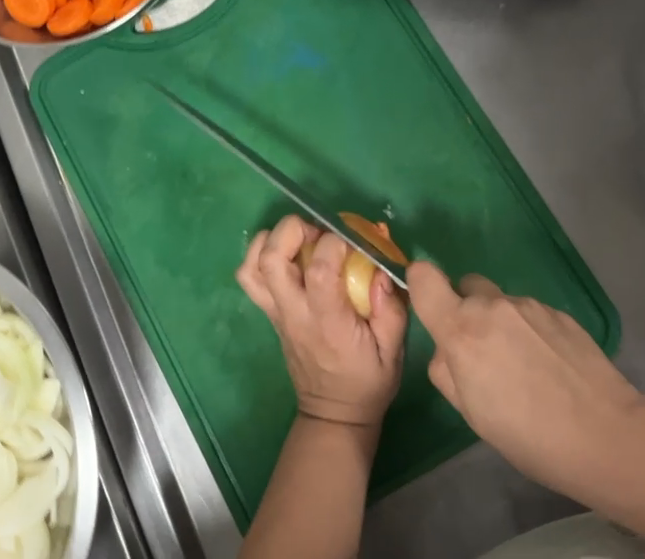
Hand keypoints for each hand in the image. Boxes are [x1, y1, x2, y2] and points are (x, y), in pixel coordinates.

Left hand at [237, 215, 406, 426]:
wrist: (333, 414)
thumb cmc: (368, 382)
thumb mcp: (393, 351)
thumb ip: (391, 310)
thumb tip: (381, 270)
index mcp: (328, 323)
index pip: (318, 271)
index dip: (334, 243)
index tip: (354, 238)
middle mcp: (295, 314)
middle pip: (272, 260)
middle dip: (294, 230)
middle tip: (320, 231)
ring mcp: (277, 313)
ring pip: (253, 266)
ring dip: (272, 240)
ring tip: (301, 238)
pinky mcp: (270, 313)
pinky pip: (250, 278)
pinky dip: (260, 254)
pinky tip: (287, 251)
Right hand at [408, 261, 644, 498]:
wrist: (605, 435)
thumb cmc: (527, 434)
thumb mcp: (470, 413)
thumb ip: (446, 371)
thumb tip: (448, 351)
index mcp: (460, 330)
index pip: (424, 277)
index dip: (421, 285)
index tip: (430, 309)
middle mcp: (492, 306)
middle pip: (465, 286)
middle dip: (466, 310)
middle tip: (483, 352)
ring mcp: (529, 306)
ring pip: (501, 302)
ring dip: (501, 323)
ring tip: (525, 367)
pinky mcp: (560, 313)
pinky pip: (531, 314)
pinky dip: (531, 332)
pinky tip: (550, 367)